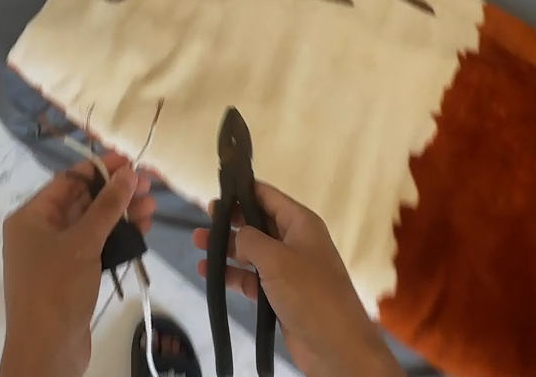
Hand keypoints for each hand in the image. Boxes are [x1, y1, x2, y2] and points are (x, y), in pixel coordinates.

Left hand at [0, 152, 154, 376]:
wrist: (47, 356)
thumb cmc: (56, 291)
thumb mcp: (83, 243)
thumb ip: (107, 206)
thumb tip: (128, 172)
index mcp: (30, 217)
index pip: (68, 181)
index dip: (99, 169)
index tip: (129, 162)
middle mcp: (39, 232)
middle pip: (81, 201)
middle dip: (115, 193)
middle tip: (147, 186)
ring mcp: (54, 256)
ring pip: (91, 225)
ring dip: (120, 216)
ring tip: (151, 208)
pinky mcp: (70, 277)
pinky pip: (95, 247)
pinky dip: (115, 238)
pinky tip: (141, 231)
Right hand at [192, 182, 400, 376]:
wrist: (336, 348)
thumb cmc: (309, 293)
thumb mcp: (276, 259)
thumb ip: (250, 239)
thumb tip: (238, 234)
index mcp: (300, 223)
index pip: (268, 196)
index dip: (244, 190)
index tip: (218, 187)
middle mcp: (294, 241)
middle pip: (258, 222)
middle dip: (232, 220)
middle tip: (205, 216)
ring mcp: (288, 269)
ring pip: (252, 251)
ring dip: (227, 247)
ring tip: (198, 243)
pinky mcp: (281, 295)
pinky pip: (252, 277)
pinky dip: (233, 274)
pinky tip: (209, 273)